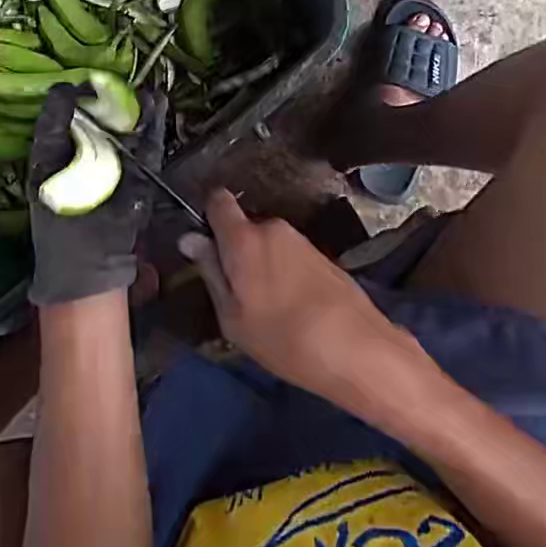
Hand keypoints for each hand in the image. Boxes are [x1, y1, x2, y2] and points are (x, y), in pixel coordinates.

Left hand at [26, 86, 166, 306]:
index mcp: (61, 149)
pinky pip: (150, 143)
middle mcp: (91, 150)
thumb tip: (62, 90)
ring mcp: (120, 160)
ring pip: (130, 125)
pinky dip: (155, 123)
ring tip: (142, 89)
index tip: (82, 84)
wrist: (87, 263)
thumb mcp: (45, 171)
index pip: (67, 112)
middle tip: (114, 83)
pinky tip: (157, 103)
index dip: (75, 95)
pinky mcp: (141, 171)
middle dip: (111, 97)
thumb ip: (54, 130)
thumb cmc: (58, 223)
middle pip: (102, 115)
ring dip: (138, 107)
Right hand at [179, 188, 419, 400]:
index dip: (207, 215)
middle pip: (242, 228)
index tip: (204, 244)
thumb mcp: (232, 317)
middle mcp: (273, 227)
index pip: (218, 200)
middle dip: (235, 252)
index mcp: (245, 238)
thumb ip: (211, 272)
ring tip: (266, 308)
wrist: (355, 346)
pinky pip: (287, 254)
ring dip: (260, 264)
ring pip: (265, 243)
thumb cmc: (282, 337)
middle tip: (235, 294)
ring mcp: (300, 239)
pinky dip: (282, 272)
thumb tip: (190, 238)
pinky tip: (291, 307)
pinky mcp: (320, 253)